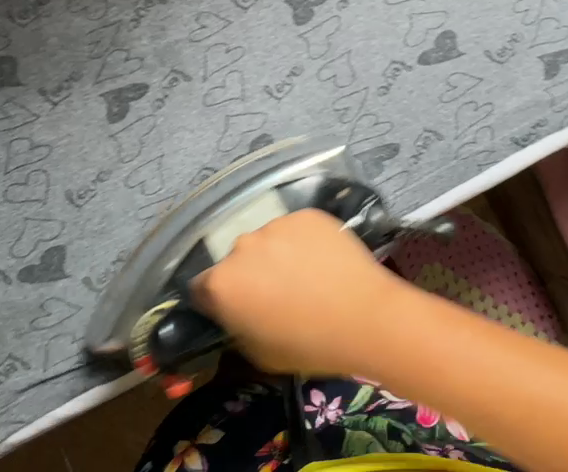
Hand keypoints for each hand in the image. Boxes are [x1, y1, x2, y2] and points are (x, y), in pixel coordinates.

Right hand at [188, 208, 410, 376]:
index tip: (237, 311)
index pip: (201, 289)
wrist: (366, 317)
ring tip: (305, 278)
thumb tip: (236, 314)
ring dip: (275, 256)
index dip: (217, 302)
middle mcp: (240, 247)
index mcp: (222, 284)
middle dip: (249, 276)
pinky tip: (322, 261)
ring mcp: (273, 225)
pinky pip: (294, 228)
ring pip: (266, 242)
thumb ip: (236, 328)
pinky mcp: (303, 214)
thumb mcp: (259, 353)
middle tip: (276, 296)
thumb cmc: (309, 345)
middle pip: (236, 261)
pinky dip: (301, 242)